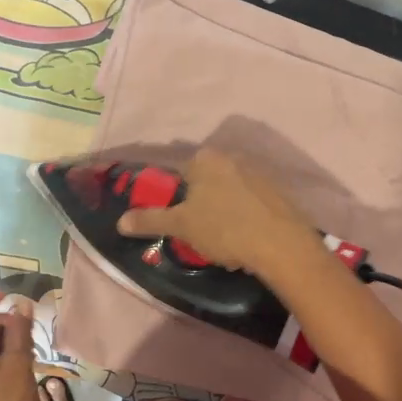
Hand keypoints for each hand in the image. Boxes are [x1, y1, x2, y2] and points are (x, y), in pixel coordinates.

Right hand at [116, 148, 319, 276]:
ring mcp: (257, 172)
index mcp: (204, 158)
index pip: (177, 174)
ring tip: (222, 242)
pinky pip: (249, 203)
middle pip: (204, 183)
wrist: (280, 244)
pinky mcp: (276, 191)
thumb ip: (150, 220)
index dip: (173, 200)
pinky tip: (245, 239)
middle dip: (199, 206)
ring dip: (221, 213)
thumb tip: (121, 221)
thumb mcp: (181, 227)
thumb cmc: (224, 229)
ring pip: (227, 193)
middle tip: (198, 235)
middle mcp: (230, 156)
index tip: (176, 222)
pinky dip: (243, 218)